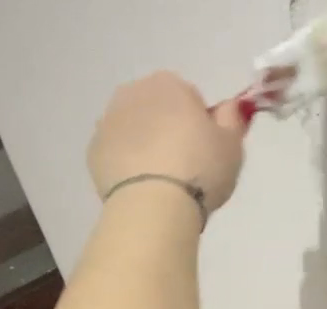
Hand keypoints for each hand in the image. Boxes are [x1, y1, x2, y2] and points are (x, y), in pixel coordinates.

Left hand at [87, 72, 248, 212]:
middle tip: (189, 168)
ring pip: (135, 130)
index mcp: (169, 85)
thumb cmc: (200, 170)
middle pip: (158, 110)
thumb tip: (229, 107)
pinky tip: (146, 190)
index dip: (202, 124)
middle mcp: (133, 92)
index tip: (209, 150)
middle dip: (171, 131)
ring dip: (148, 147)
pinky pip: (118, 154)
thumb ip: (233, 120)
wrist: (154, 204)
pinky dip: (130, 167)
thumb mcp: (232, 146)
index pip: (190, 96)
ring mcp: (108, 121)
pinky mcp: (94, 151)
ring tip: (166, 183)